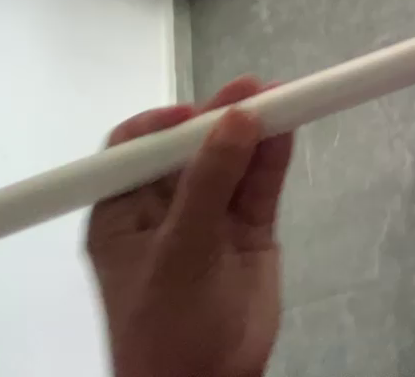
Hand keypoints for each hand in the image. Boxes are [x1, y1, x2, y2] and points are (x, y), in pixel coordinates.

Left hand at [86, 76, 294, 376]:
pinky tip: (290, 127)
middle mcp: (166, 206)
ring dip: (257, 128)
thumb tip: (238, 115)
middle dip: (221, 116)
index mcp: (124, 214)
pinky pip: (262, 179)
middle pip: (193, 146)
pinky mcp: (250, 224)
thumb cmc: (167, 324)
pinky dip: (277, 152)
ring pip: (235, 157)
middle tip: (257, 90)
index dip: (160, 125)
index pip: (131, 151)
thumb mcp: (180, 252)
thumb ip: (210, 181)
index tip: (193, 112)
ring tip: (285, 97)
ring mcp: (212, 214)